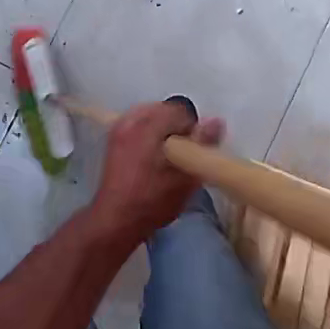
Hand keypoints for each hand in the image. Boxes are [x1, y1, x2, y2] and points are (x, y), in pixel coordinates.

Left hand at [88, 99, 223, 241]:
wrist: (115, 219)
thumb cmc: (153, 200)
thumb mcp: (185, 177)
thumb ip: (201, 145)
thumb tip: (216, 120)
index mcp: (148, 125)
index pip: (181, 110)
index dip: (193, 129)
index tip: (194, 150)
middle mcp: (131, 119)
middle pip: (164, 110)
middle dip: (176, 126)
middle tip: (182, 153)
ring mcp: (118, 128)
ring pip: (150, 116)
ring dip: (162, 129)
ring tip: (167, 155)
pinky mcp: (112, 139)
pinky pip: (137, 124)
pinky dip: (148, 133)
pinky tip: (151, 156)